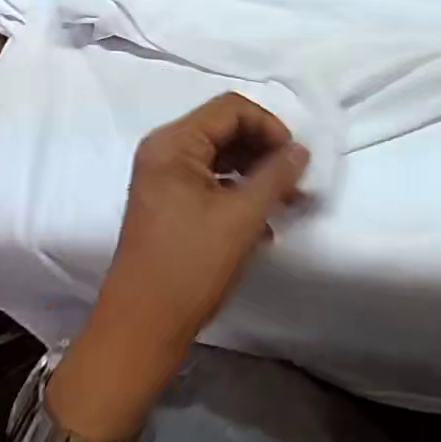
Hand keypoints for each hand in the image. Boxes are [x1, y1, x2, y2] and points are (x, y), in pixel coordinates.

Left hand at [46, 94, 308, 441]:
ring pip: (221, 155)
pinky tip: (262, 220)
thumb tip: (301, 150)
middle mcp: (163, 152)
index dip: (270, 126)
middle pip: (226, 128)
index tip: (294, 157)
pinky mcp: (167, 203)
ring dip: (256, 172)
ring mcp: (162, 178)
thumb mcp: (242, 216)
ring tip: (285, 200)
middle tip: (294, 179)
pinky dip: (239, 190)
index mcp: (174, 144)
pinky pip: (210, 179)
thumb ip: (276, 175)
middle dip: (265, 150)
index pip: (232, 109)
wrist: (140, 333)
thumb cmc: (190, 266)